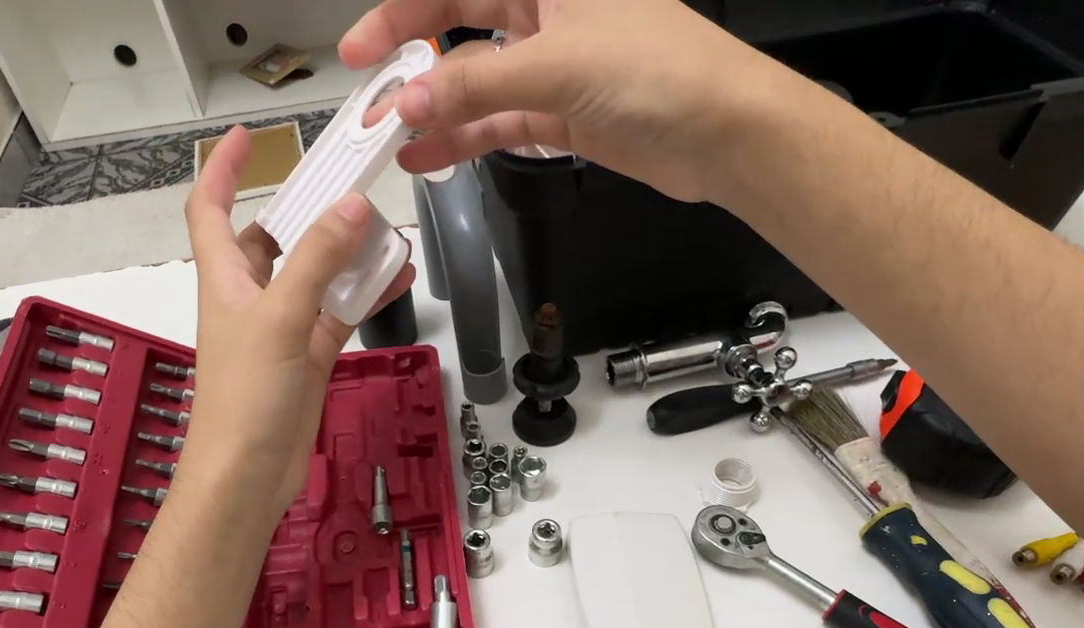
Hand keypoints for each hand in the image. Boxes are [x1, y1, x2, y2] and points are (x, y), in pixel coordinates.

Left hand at [177, 126, 414, 519]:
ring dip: (346, 256)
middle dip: (305, 212)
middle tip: (348, 186)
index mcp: (225, 280)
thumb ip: (317, 261)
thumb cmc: (247, 396)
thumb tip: (353, 205)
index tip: (247, 136)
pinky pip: (339, 314)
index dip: (222, 169)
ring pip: (315, 278)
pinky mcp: (309, 358)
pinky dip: (365, 297)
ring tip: (387, 233)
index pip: (211, 209)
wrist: (249, 474)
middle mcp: (251, 298)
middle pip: (274, 240)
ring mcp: (282, 330)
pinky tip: (398, 280)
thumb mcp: (280, 319)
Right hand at [341, 0, 781, 202]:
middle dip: (411, 61)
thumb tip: (409, 100)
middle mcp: (547, 11)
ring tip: (389, 140)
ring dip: (435, 111)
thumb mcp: (558, 64)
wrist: (721, 133)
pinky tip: (430, 157)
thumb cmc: (659, 70)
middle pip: (460, 27)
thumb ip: (478, 84)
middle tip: (368, 97)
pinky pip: (501, 124)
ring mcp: (553, 66)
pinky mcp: (562, 115)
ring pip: (478, 83)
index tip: (362, 48)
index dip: (405, 11)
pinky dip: (467, 140)